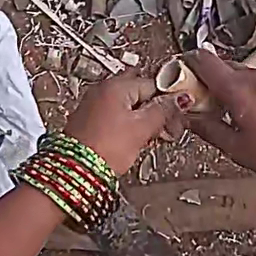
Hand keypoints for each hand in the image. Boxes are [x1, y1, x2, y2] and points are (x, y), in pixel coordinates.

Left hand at [62, 72, 186, 175]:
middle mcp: (102, 90)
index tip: (175, 117)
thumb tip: (180, 99)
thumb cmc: (104, 149)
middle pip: (139, 92)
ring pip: (127, 105)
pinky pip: (115, 116)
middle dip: (154, 108)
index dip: (167, 101)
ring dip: (141, 118)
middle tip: (165, 127)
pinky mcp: (89, 121)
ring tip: (149, 137)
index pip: (152, 84)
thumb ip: (163, 111)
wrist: (75, 172)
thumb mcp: (142, 129)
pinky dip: (127, 125)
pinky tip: (132, 140)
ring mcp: (94, 105)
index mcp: (116, 86)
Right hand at [180, 50, 255, 184]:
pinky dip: (245, 91)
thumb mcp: (238, 149)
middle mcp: (255, 77)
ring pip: (239, 74)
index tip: (178, 78)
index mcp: (238, 90)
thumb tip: (189, 120)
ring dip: (227, 87)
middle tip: (199, 104)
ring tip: (225, 114)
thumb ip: (209, 130)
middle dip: (206, 81)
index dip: (187, 65)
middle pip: (221, 67)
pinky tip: (248, 114)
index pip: (204, 61)